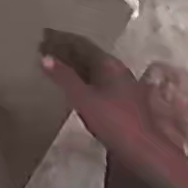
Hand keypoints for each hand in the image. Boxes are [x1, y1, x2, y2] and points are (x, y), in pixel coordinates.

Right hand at [39, 29, 187, 177]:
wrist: (144, 151)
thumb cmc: (114, 122)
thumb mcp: (84, 99)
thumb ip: (64, 78)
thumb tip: (44, 57)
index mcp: (109, 64)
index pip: (81, 43)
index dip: (61, 39)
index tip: (43, 36)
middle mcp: (117, 69)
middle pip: (88, 54)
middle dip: (65, 50)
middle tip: (43, 48)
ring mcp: (121, 85)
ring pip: (92, 68)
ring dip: (73, 64)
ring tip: (53, 64)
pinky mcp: (121, 100)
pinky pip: (96, 80)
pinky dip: (80, 77)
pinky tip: (73, 85)